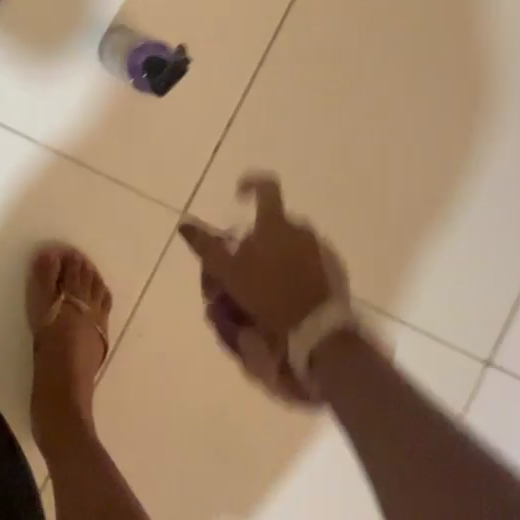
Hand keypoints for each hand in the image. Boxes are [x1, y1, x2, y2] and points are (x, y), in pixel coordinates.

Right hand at [180, 174, 349, 401]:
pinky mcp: (334, 270)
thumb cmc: (267, 298)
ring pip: (290, 243)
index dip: (250, 185)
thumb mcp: (228, 274)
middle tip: (241, 265)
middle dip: (255, 239)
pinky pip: (308, 260)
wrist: (317, 333)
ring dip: (273, 256)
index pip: (265, 187)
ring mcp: (321, 250)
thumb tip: (185, 224)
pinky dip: (293, 270)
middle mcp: (301, 229)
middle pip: (273, 223)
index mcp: (275, 224)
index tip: (237, 197)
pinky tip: (283, 294)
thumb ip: (206, 247)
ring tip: (261, 287)